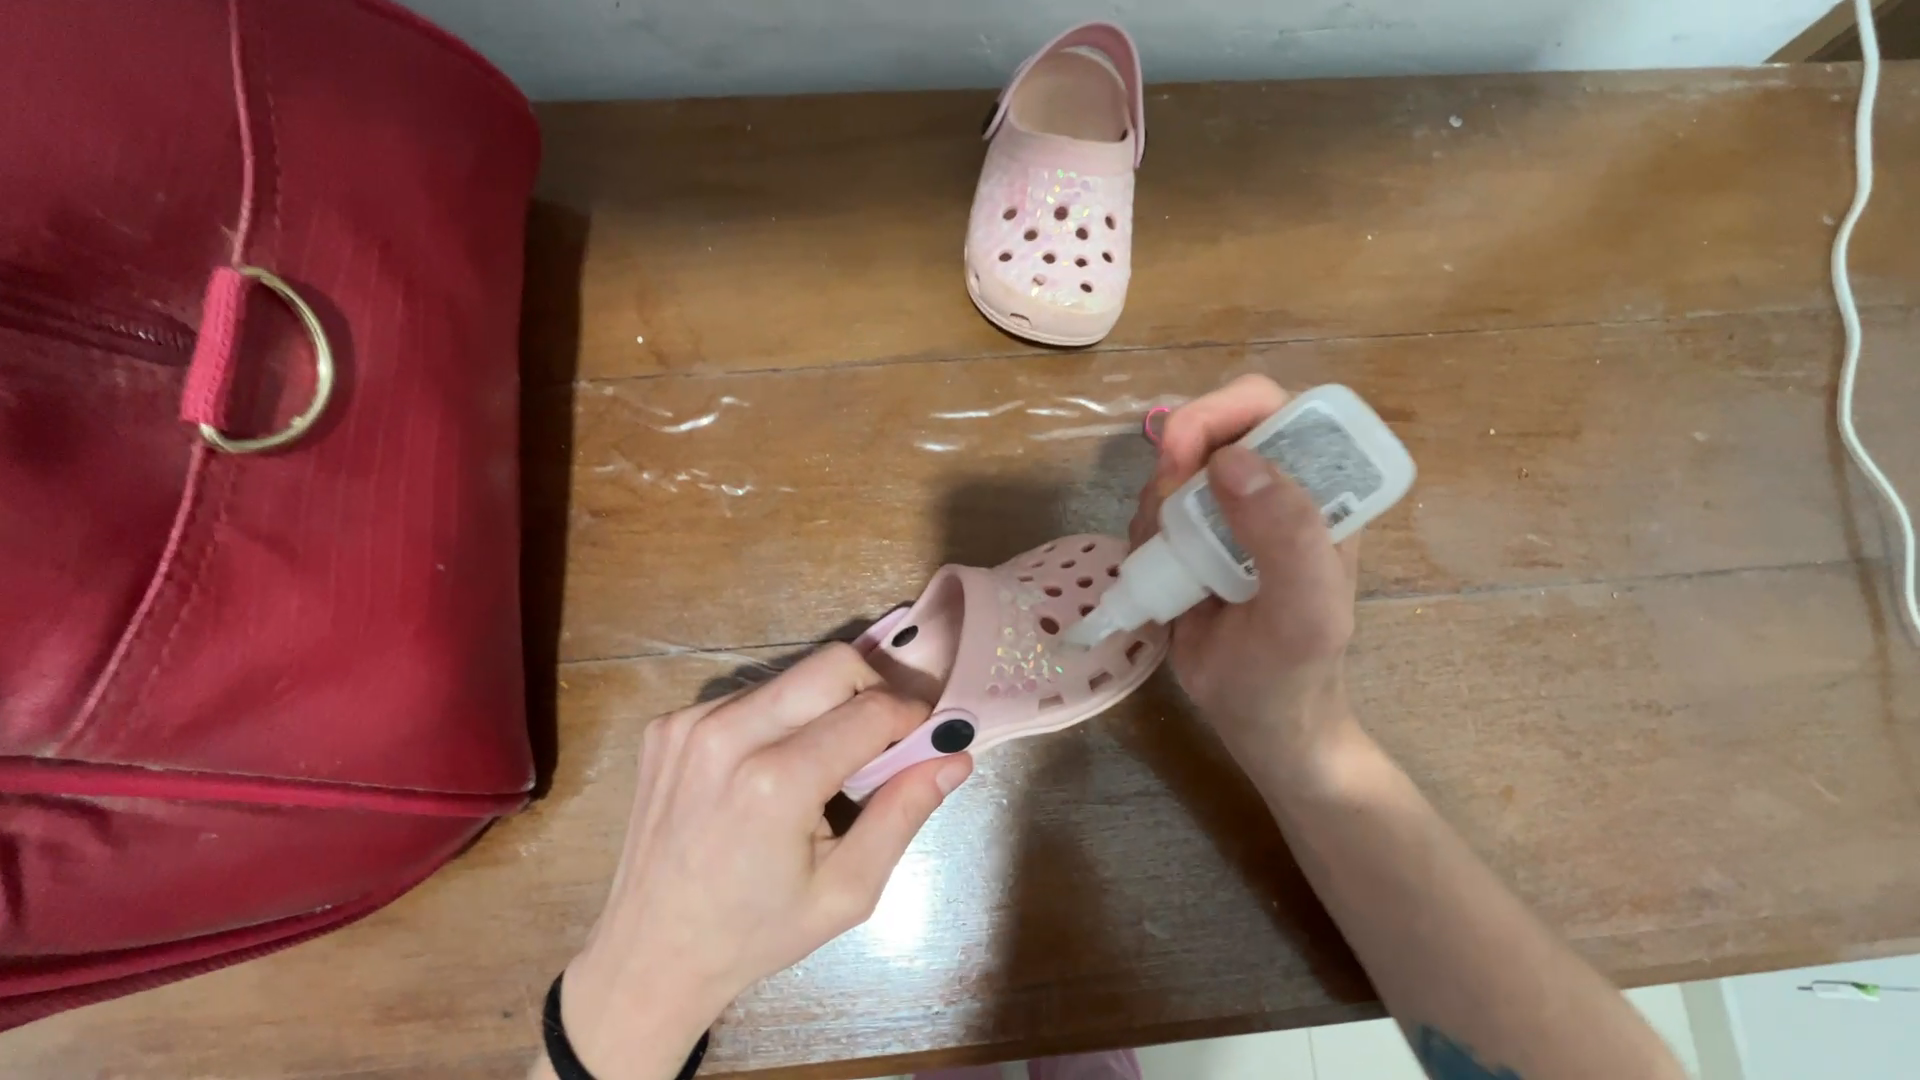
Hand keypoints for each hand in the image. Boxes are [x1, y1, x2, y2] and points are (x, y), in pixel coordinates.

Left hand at [551, 644, 971, 1079]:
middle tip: (881, 737)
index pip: (872, 709)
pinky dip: (779, 718)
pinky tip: (769, 768)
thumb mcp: (847, 891)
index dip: (912, 717)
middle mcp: (729, 733)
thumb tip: (956, 756)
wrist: (649, 955)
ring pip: (792, 675)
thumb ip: (904, 814)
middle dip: (872, 690)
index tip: (924, 737)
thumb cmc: (756, 933)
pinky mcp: (668, 723)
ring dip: (824, 705)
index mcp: (776, 782)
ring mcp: (690, 721)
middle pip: (833, 664)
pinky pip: (750, 695)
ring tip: (822, 760)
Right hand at [1131, 375, 1361, 783]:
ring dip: (1156, 504)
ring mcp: (1228, 513)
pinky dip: (1143, 532)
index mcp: (1321, 489)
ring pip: (1174, 468)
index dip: (1227, 411)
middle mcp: (1273, 489)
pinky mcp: (1190, 539)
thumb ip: (1287, 536)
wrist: (1258, 720)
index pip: (1278, 409)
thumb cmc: (1293, 672)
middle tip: (1164, 511)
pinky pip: (1152, 509)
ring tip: (1171, 561)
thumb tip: (1231, 460)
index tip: (1186, 454)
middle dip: (1177, 459)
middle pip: (1213, 427)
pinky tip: (1160, 573)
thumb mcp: (1304, 612)